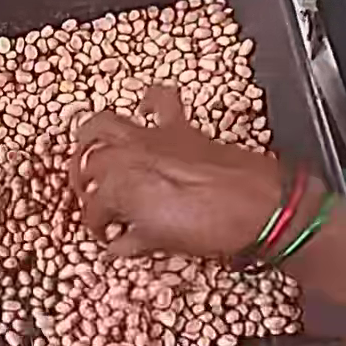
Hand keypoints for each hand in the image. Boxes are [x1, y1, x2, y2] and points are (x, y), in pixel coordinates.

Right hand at [71, 86, 291, 258]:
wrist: (260, 207)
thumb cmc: (208, 228)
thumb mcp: (160, 242)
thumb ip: (131, 240)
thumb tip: (118, 244)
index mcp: (117, 187)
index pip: (92, 208)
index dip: (96, 225)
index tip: (106, 235)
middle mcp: (125, 156)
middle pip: (87, 165)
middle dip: (84, 183)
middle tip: (92, 198)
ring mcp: (150, 137)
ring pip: (102, 125)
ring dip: (91, 137)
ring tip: (91, 149)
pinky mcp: (178, 128)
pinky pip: (158, 101)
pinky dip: (148, 102)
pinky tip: (144, 110)